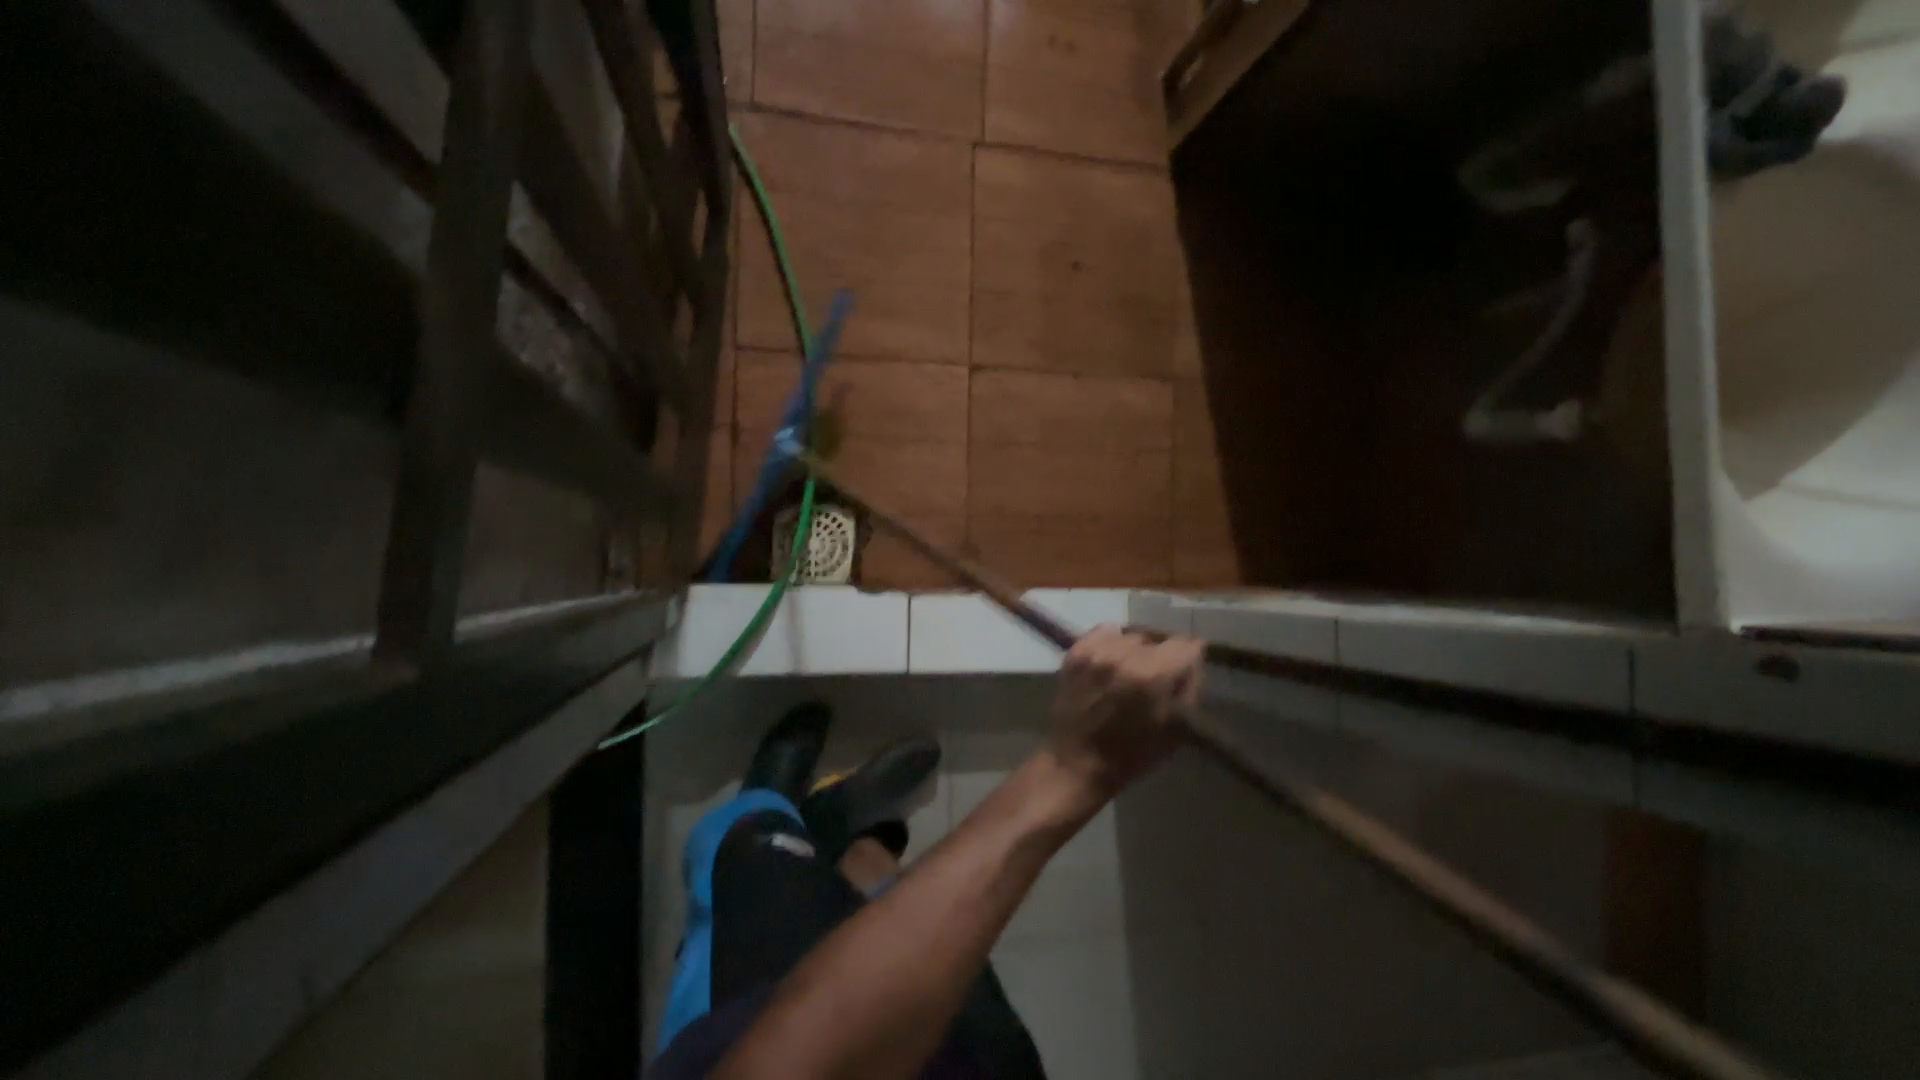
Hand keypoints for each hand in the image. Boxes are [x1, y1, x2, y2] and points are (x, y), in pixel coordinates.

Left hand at [1048, 624, 1204, 797]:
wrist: (1076, 762)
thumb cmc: (1132, 755)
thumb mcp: (1176, 729)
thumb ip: (1190, 688)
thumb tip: (1194, 659)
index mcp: (1153, 676)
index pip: (1186, 644)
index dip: (1189, 657)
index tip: (1185, 668)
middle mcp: (1124, 655)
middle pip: (1157, 638)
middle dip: (1162, 654)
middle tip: (1157, 674)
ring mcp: (1096, 651)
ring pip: (1131, 635)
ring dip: (1136, 649)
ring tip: (1132, 670)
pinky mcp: (1075, 651)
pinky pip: (1104, 632)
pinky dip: (1111, 643)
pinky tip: (1111, 662)